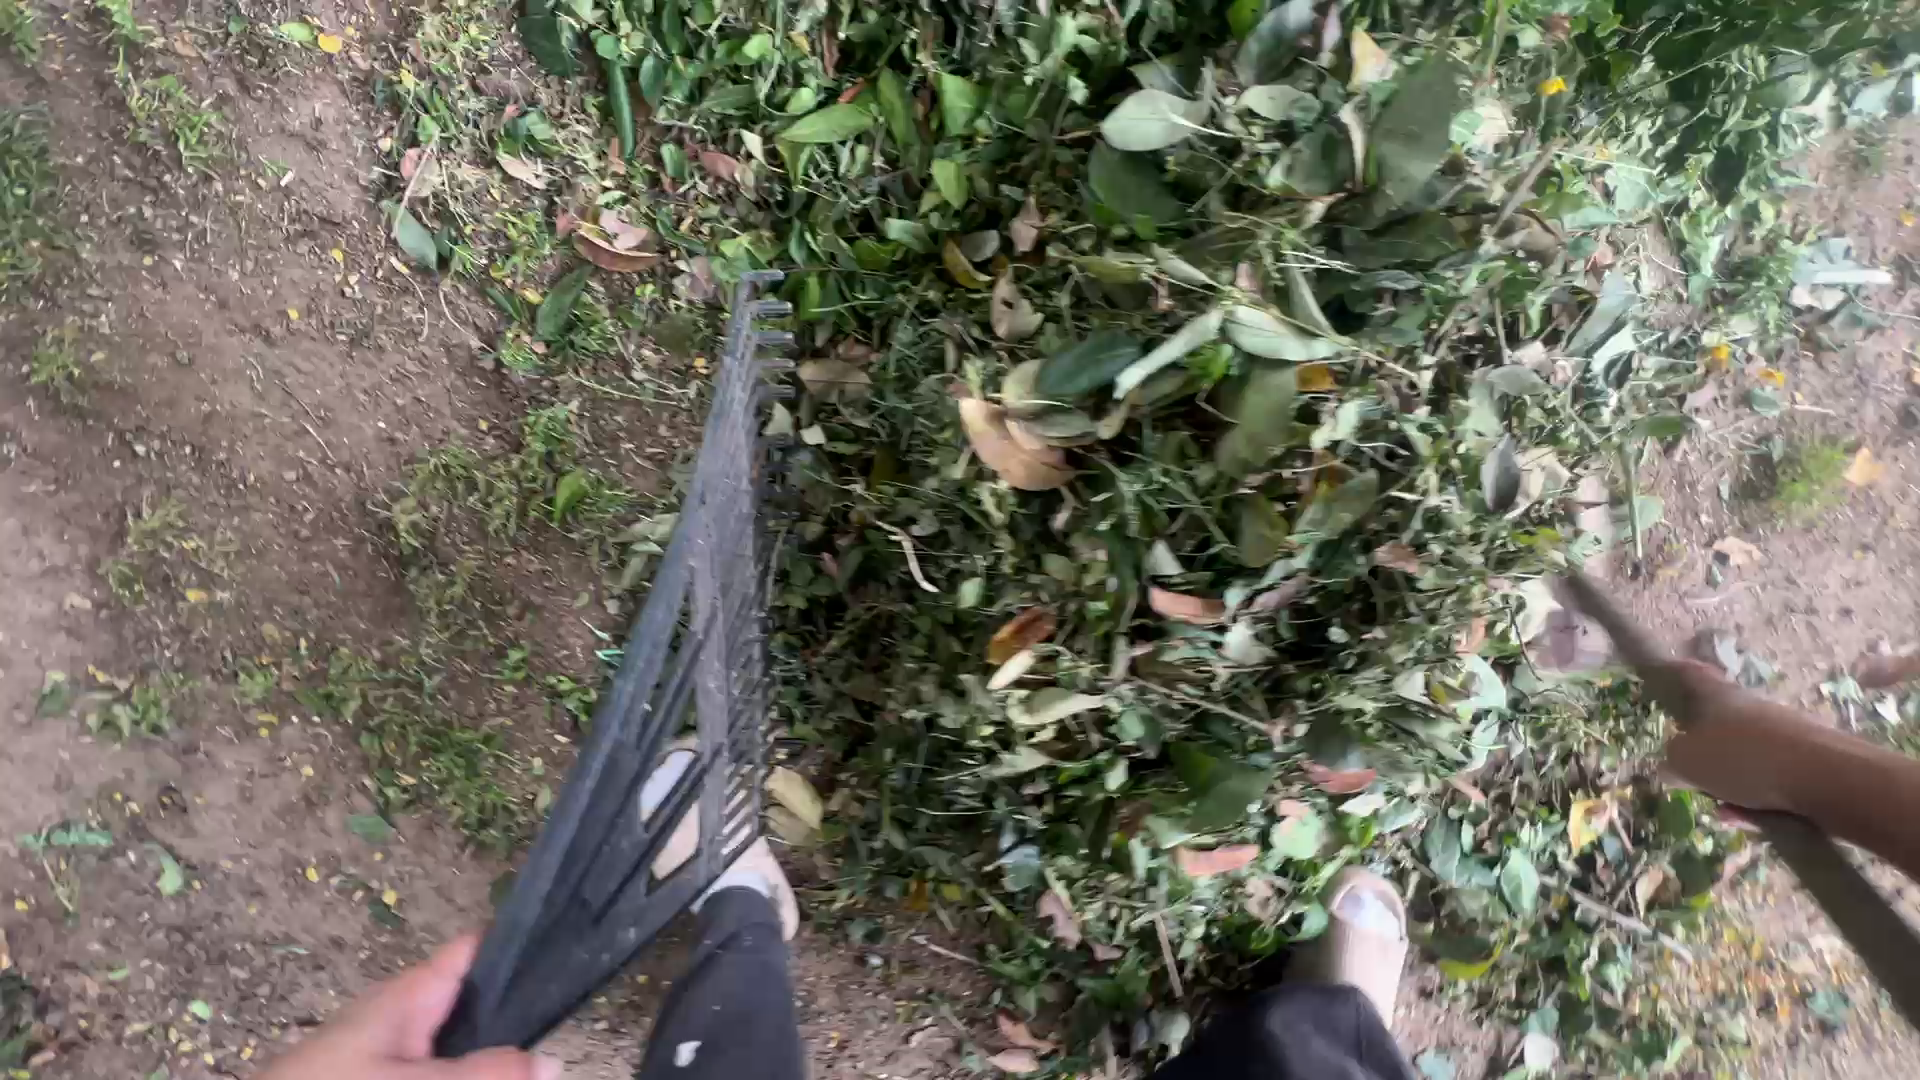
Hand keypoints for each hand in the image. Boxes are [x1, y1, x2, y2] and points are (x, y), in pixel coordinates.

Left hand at [260, 935, 559, 1079]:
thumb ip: (486, 1071)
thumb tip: (553, 1062)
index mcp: (409, 995)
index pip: (482, 947)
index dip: (527, 945)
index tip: (573, 958)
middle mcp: (402, 1022)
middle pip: (479, 1011)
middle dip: (513, 1033)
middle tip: (550, 1061)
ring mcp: (386, 1060)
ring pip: (457, 1054)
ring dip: (487, 1066)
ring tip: (530, 1074)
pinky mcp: (374, 1078)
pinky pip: (435, 1074)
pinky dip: (458, 1076)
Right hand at [1652, 658, 1834, 813]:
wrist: (1837, 783)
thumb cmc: (1744, 758)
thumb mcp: (1684, 761)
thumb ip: (1671, 761)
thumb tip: (1674, 766)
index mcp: (1719, 697)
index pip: (1692, 675)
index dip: (1676, 673)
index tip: (1665, 673)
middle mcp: (1754, 710)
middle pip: (1720, 724)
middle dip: (1704, 751)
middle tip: (1689, 773)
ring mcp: (1789, 737)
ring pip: (1747, 759)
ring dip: (1731, 784)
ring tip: (1723, 809)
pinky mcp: (1816, 766)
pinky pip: (1774, 782)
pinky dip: (1759, 800)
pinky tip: (1751, 819)